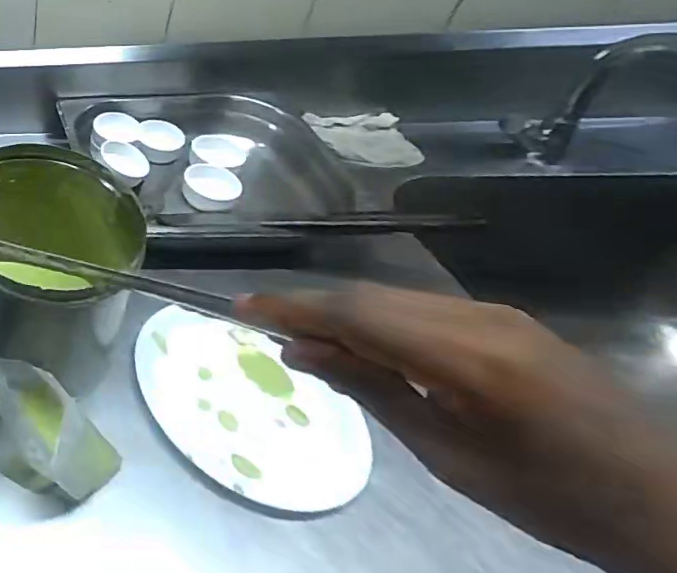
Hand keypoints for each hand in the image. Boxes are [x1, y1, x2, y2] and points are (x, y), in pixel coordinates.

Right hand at [240, 284, 676, 572]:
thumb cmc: (558, 500)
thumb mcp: (452, 458)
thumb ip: (371, 391)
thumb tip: (298, 350)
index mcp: (471, 363)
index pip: (355, 316)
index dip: (290, 308)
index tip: (240, 308)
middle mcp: (483, 322)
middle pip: (366, 298)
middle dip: (309, 308)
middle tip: (266, 327)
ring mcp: (500, 316)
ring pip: (388, 296)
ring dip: (341, 311)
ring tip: (310, 338)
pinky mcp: (509, 319)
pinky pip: (419, 305)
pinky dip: (377, 316)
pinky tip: (365, 340)